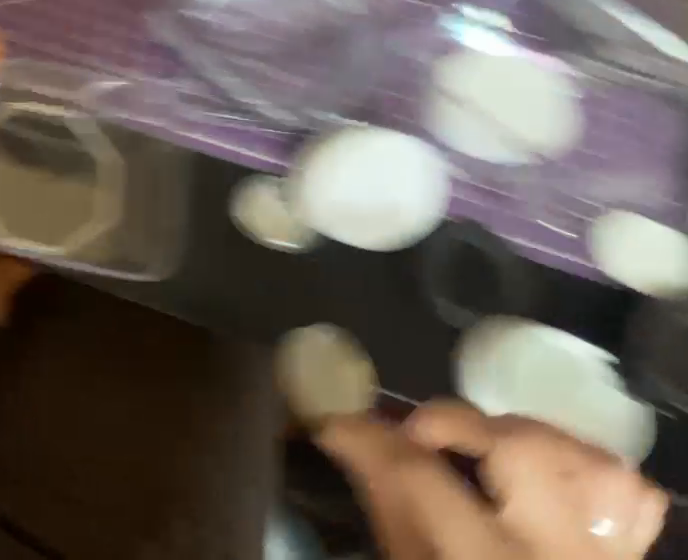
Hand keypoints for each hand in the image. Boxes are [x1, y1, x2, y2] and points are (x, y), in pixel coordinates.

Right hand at [319, 399, 666, 559]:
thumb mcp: (406, 557)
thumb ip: (384, 496)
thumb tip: (344, 430)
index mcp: (485, 558)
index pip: (419, 475)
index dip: (364, 435)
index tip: (334, 419)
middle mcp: (558, 551)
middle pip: (521, 451)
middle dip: (455, 421)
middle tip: (417, 430)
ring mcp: (606, 551)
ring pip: (591, 462)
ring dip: (527, 437)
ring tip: (481, 445)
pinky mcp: (629, 548)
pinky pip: (631, 494)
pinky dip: (583, 467)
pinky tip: (540, 469)